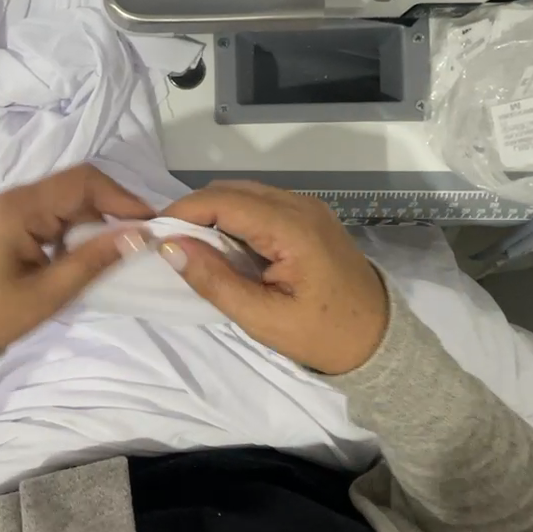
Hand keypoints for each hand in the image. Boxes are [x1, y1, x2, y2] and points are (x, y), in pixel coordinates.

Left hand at [0, 165, 154, 355]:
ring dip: (95, 219)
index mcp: (21, 208)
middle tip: (142, 239)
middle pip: (77, 186)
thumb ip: (93, 260)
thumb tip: (141, 235)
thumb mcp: (47, 294)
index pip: (84, 181)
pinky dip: (75, 228)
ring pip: (66, 200)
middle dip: (113, 208)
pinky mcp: (8, 222)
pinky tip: (89, 252)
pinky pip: (50, 213)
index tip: (152, 224)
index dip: (123, 198)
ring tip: (122, 248)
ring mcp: (9, 208)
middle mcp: (15, 197)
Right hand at [158, 181, 388, 373]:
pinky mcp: (307, 217)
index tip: (153, 234)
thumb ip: (215, 281)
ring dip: (212, 213)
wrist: (379, 341)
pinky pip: (259, 204)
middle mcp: (300, 205)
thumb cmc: (322, 335)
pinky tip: (221, 246)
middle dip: (193, 211)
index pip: (223, 201)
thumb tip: (170, 248)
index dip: (182, 212)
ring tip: (190, 247)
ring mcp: (306, 208)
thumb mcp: (263, 318)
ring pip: (243, 193)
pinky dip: (232, 218)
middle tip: (168, 244)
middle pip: (230, 190)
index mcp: (292, 228)